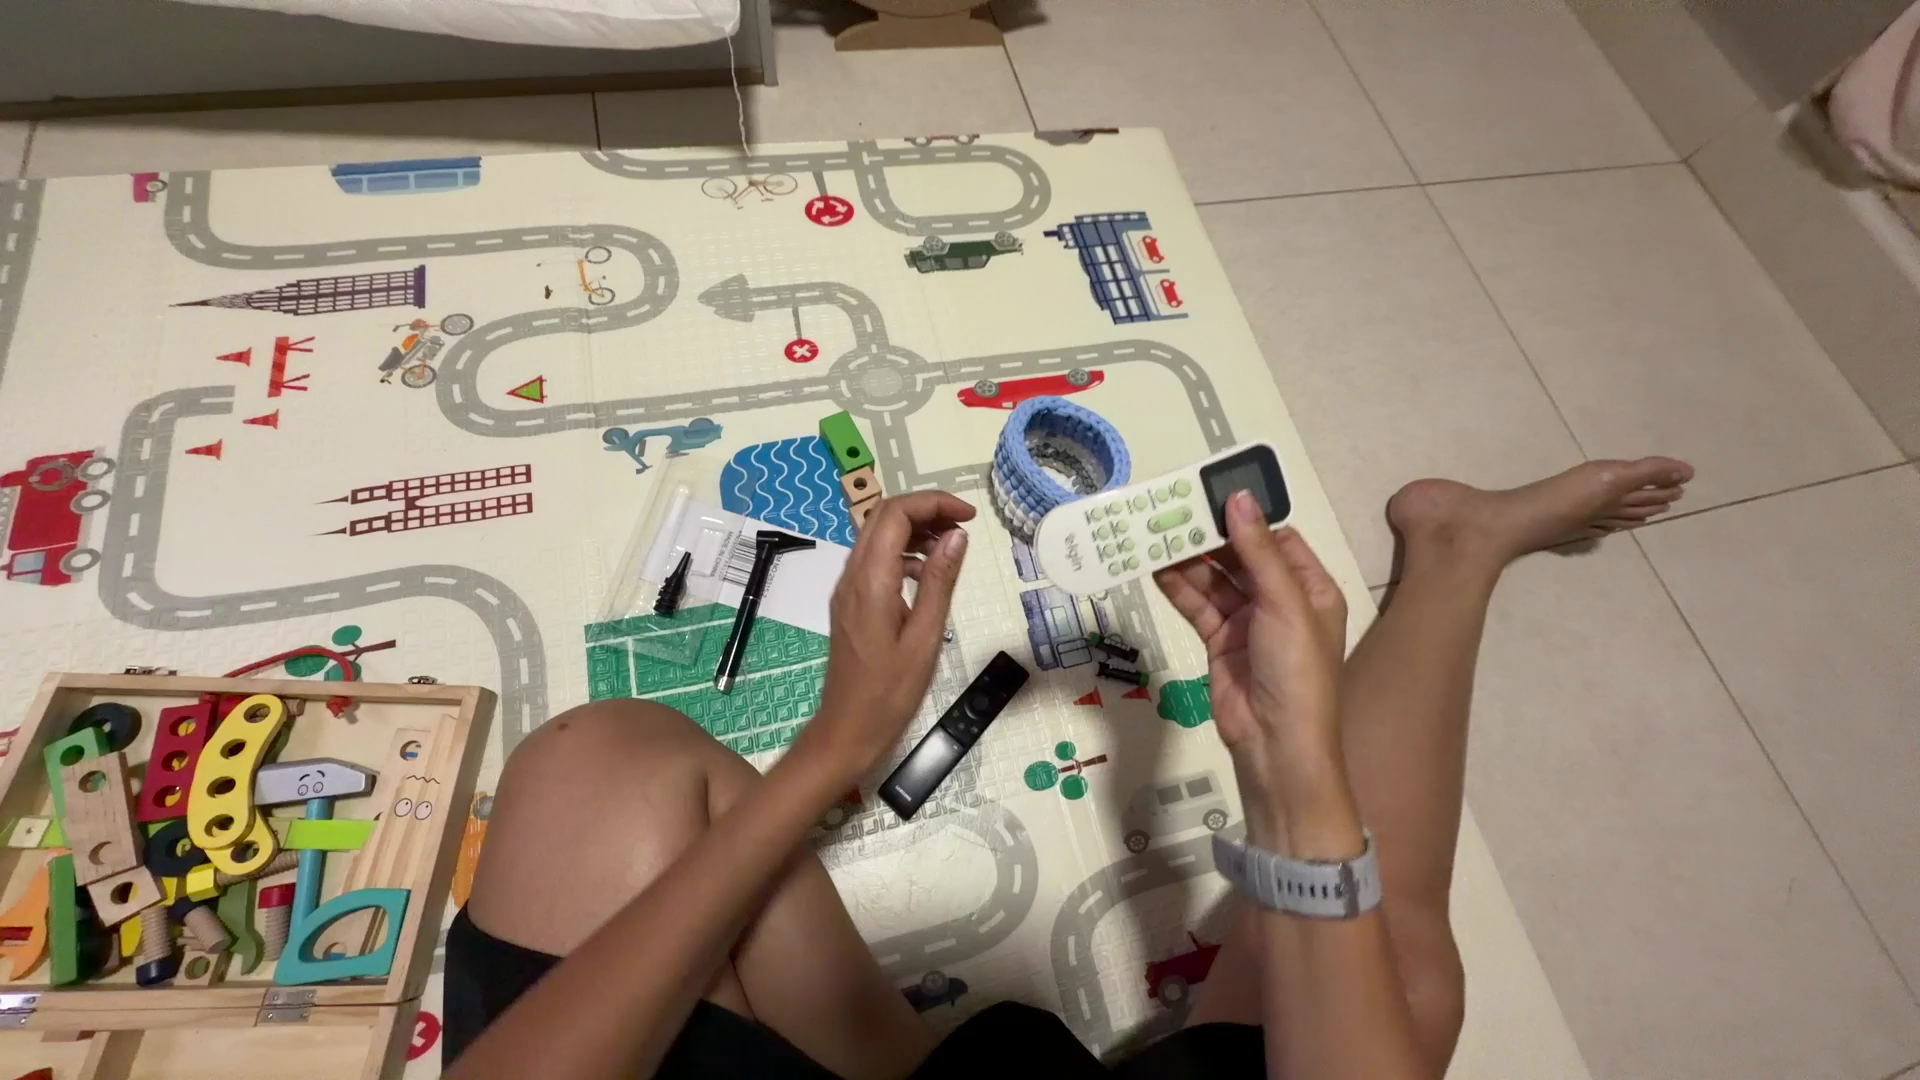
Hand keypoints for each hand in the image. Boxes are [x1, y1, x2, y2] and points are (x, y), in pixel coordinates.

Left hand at [801, 491, 973, 778]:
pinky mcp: (851, 602)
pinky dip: (903, 553)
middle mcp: (852, 575)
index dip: (934, 503)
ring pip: (877, 536)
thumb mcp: (926, 636)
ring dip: (914, 529)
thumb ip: (940, 581)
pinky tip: (928, 574)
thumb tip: (957, 535)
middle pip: (883, 516)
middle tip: (963, 524)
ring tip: (952, 546)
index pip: (896, 514)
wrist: (848, 728)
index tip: (970, 516)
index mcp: (871, 580)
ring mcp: (847, 588)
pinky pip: (875, 560)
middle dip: (924, 509)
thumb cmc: (890, 691)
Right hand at [1154, 492, 1351, 842]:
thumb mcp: (1284, 604)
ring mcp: (1247, 621)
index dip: (1245, 517)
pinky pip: (1197, 605)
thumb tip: (1238, 498)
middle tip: (1170, 511)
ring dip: (1187, 560)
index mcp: (1310, 587)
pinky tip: (1154, 569)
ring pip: (1214, 580)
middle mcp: (1279, 600)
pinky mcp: (1218, 639)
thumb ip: (1257, 551)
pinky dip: (1178, 588)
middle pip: (1239, 557)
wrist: (1275, 743)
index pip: (1276, 539)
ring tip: (1154, 535)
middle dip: (1208, 536)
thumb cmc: (1296, 668)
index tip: (1208, 493)